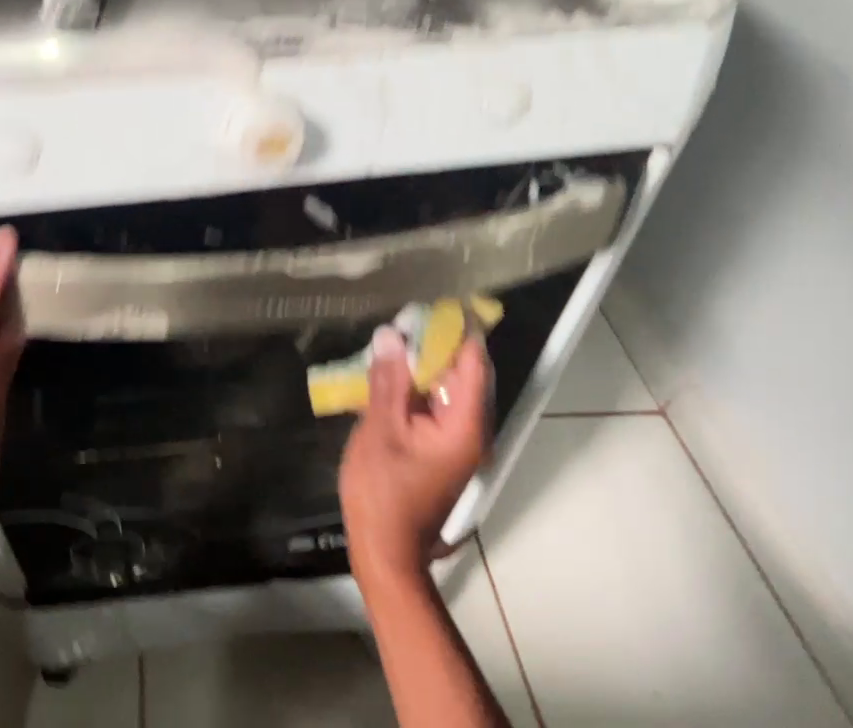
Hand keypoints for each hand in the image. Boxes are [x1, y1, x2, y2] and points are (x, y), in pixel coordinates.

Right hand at [339, 325, 491, 577]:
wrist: (385, 549)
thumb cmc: (383, 491)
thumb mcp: (380, 429)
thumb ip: (389, 380)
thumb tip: (392, 335)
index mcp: (464, 426)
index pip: (472, 365)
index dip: (458, 331)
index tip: (438, 303)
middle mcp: (471, 432)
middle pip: (462, 376)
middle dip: (435, 346)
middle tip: (404, 319)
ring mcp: (457, 445)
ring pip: (446, 392)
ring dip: (422, 367)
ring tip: (393, 341)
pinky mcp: (441, 453)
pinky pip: (435, 409)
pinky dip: (416, 390)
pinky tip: (389, 378)